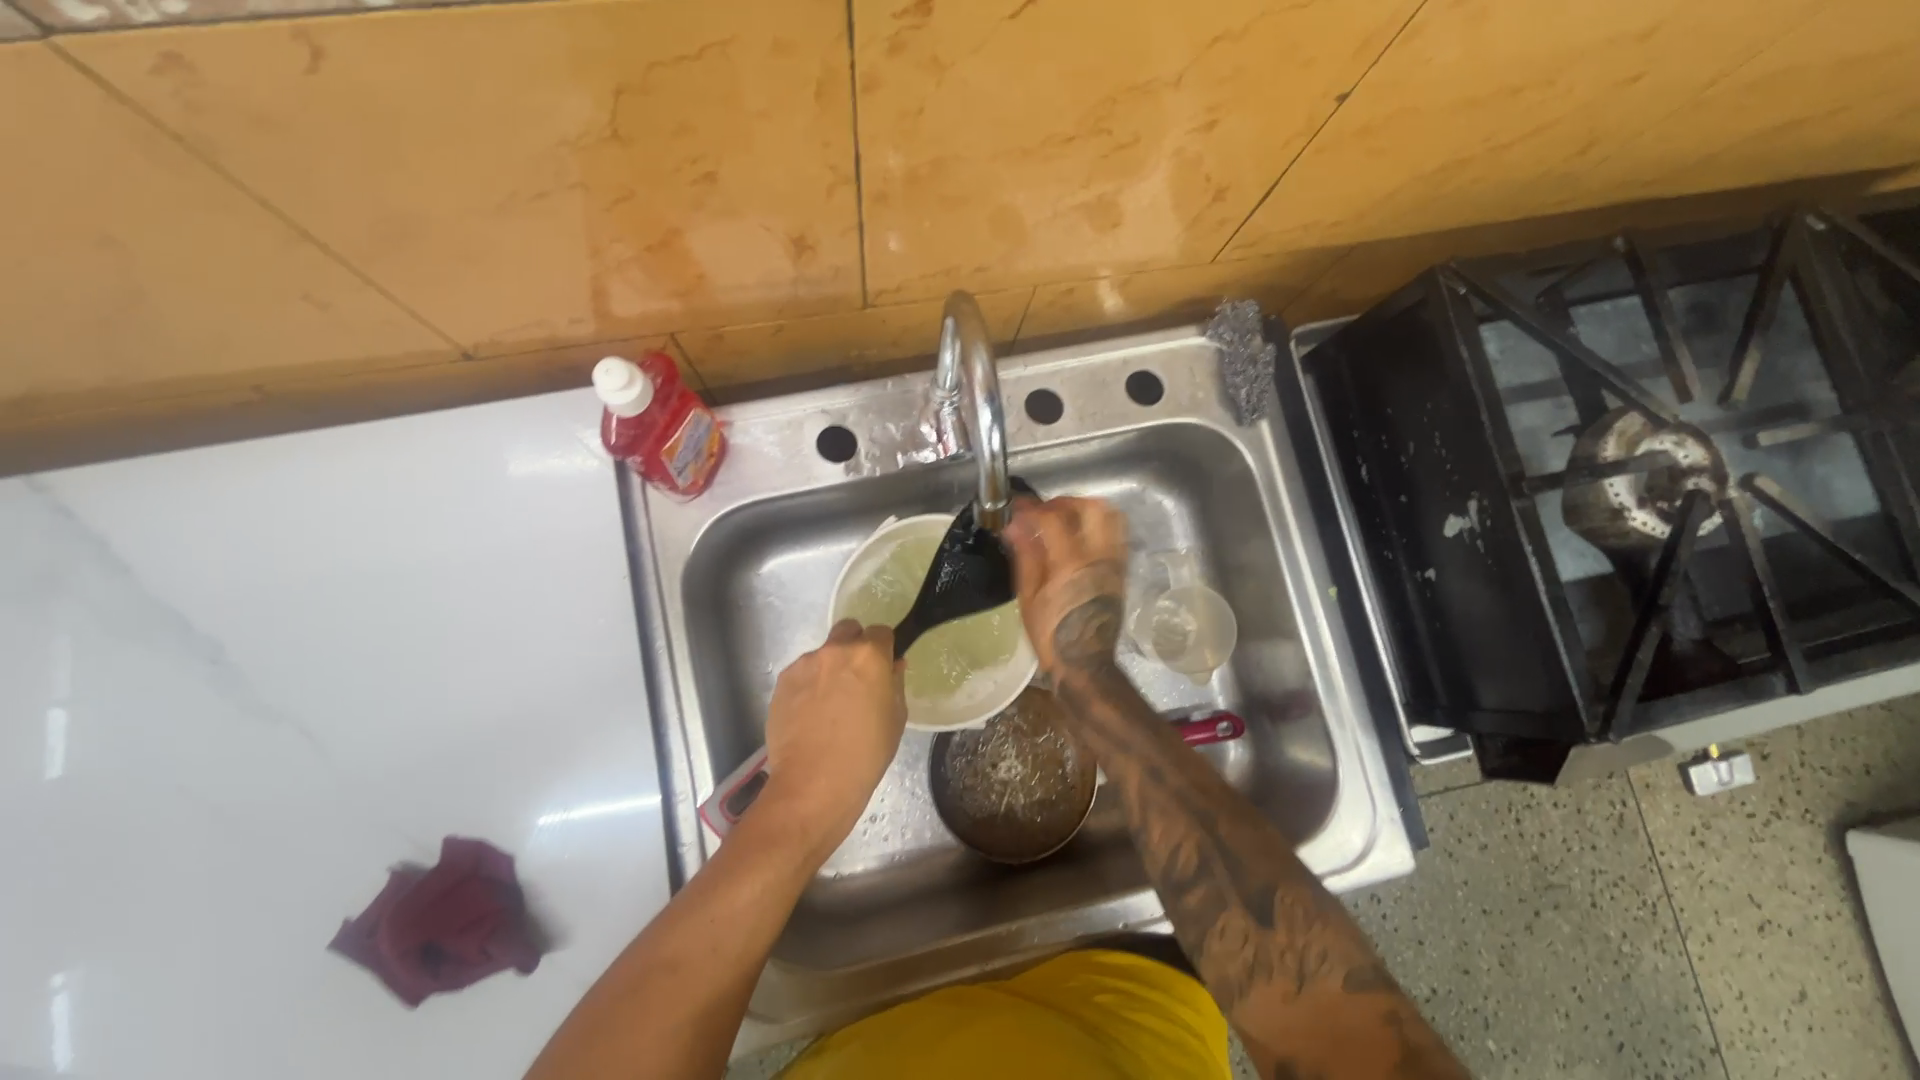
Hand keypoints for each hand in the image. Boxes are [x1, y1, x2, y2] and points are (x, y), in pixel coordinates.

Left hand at [760, 620, 906, 849]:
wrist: (815, 781)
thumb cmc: (866, 753)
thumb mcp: (895, 718)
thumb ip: (894, 684)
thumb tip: (892, 667)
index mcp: (869, 656)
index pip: (881, 632)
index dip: (883, 648)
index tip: (882, 667)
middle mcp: (835, 651)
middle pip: (847, 631)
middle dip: (854, 646)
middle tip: (856, 678)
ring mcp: (804, 665)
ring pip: (821, 655)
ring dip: (828, 669)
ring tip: (828, 705)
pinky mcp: (782, 683)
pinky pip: (801, 674)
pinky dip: (807, 686)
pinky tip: (809, 715)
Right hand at [1001, 496, 1129, 676]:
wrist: (1086, 663)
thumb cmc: (1051, 636)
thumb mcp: (1028, 599)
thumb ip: (1026, 557)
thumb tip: (1014, 526)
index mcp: (1071, 565)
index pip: (1054, 519)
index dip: (1033, 508)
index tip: (1018, 508)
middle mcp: (1098, 558)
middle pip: (1091, 508)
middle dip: (1065, 502)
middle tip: (1044, 512)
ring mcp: (1115, 563)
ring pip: (1111, 516)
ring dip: (1086, 510)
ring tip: (1064, 520)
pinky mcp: (1122, 571)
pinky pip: (1117, 534)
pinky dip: (1098, 525)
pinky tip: (1079, 537)